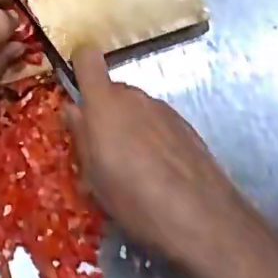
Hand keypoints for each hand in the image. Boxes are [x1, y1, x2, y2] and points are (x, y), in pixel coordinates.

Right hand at [64, 49, 251, 265]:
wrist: (203, 219)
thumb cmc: (135, 197)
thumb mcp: (94, 175)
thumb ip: (81, 135)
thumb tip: (74, 109)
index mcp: (104, 102)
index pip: (86, 58)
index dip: (80, 67)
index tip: (78, 91)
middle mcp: (134, 96)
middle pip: (112, 91)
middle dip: (106, 113)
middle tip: (105, 151)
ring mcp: (163, 109)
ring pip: (136, 109)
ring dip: (131, 128)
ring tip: (136, 169)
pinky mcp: (187, 126)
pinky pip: (158, 123)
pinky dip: (154, 139)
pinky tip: (161, 174)